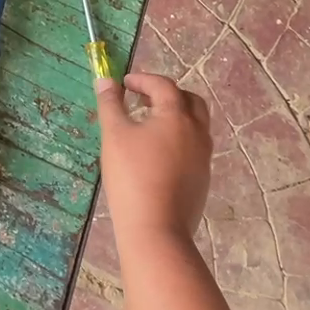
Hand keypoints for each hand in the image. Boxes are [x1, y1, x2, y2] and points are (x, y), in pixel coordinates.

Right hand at [94, 73, 211, 242]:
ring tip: (146, 124)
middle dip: (166, 94)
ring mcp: (203, 158)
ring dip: (174, 115)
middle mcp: (197, 133)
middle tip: (141, 99)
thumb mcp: (114, 134)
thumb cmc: (132, 175)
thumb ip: (110, 103)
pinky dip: (178, 137)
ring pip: (195, 125)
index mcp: (177, 117)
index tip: (123, 84)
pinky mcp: (202, 179)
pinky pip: (194, 146)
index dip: (143, 79)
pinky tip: (155, 152)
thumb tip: (105, 80)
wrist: (156, 230)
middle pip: (190, 101)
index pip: (164, 86)